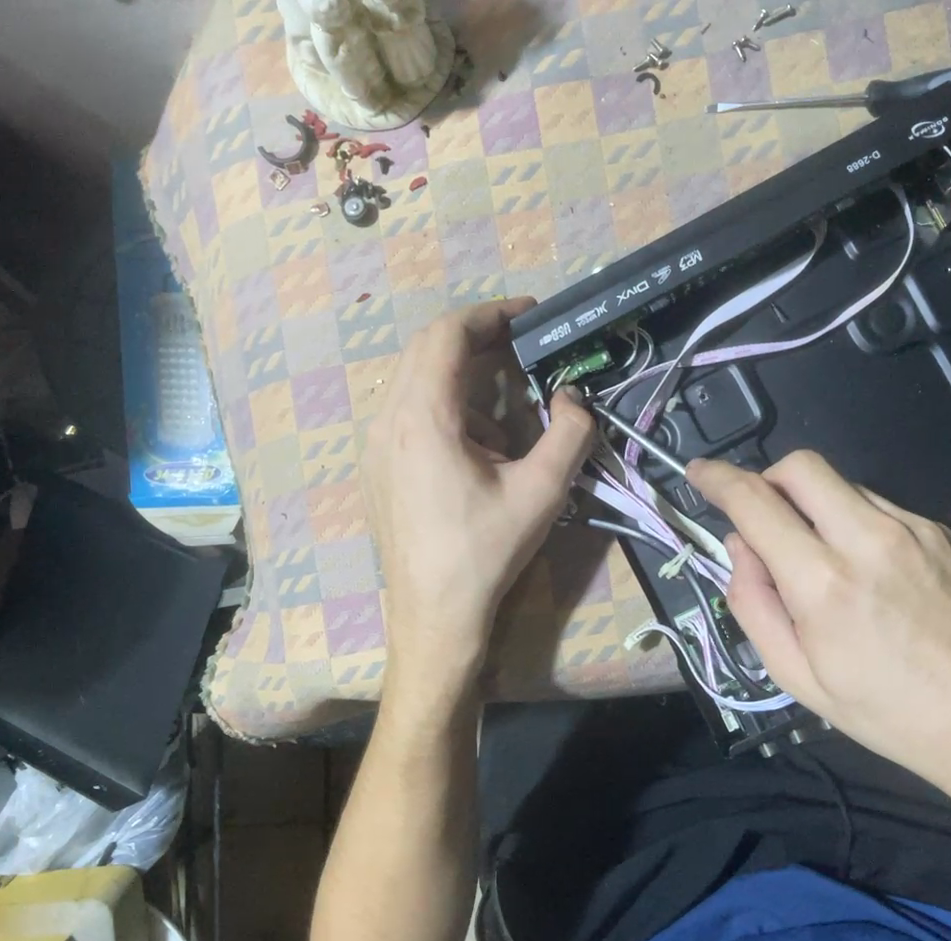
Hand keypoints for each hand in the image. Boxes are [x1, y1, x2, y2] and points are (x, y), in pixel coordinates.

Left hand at [362, 298, 593, 682]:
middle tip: (523, 347)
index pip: (448, 334)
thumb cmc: (485, 552)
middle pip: (426, 349)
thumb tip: (575, 400)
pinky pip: (409, 415)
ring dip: (463, 381)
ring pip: (416, 383)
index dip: (491, 315)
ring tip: (508, 416)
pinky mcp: (377, 469)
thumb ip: (570, 434)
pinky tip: (479, 453)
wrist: (433, 615)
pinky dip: (446, 411)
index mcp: (423, 416)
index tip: (530, 316)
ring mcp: (376, 446)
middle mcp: (388, 420)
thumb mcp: (541, 492)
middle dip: (477, 339)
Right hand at [687, 451, 950, 818]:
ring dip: (810, 503)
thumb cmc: (883, 713)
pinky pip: (875, 505)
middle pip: (800, 467)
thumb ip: (753, 604)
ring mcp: (911, 529)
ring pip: (840, 483)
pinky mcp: (939, 532)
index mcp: (823, 584)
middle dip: (765, 478)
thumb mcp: (796, 677)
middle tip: (758, 517)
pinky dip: (849, 520)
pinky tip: (861, 567)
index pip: (755, 502)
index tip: (698, 473)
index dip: (718, 480)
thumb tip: (738, 546)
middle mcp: (868, 540)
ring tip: (816, 557)